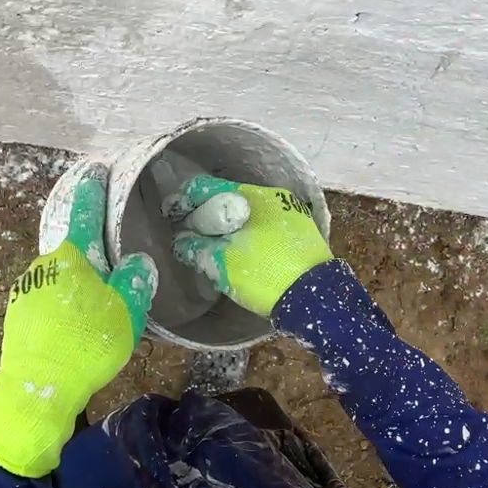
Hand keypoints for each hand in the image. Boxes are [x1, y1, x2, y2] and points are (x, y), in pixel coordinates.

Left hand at [0, 168, 157, 476]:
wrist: (35, 392)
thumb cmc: (85, 347)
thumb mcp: (125, 314)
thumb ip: (134, 281)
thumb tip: (136, 260)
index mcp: (72, 257)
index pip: (85, 213)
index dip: (93, 191)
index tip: (96, 171)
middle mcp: (44, 264)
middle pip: (74, 251)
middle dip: (91, 256)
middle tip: (114, 273)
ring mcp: (25, 288)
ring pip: (59, 276)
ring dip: (76, 284)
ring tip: (95, 311)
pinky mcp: (16, 313)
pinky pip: (46, 296)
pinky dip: (62, 303)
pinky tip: (72, 327)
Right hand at [166, 174, 333, 317]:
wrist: (317, 299)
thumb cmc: (267, 274)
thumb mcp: (223, 263)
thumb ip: (197, 247)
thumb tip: (182, 239)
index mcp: (252, 197)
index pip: (208, 188)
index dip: (185, 201)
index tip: (171, 214)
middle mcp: (272, 198)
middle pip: (228, 199)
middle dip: (206, 215)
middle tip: (189, 233)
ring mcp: (289, 214)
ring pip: (247, 214)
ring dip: (227, 227)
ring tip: (212, 245)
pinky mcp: (299, 233)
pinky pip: (263, 227)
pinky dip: (246, 235)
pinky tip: (240, 252)